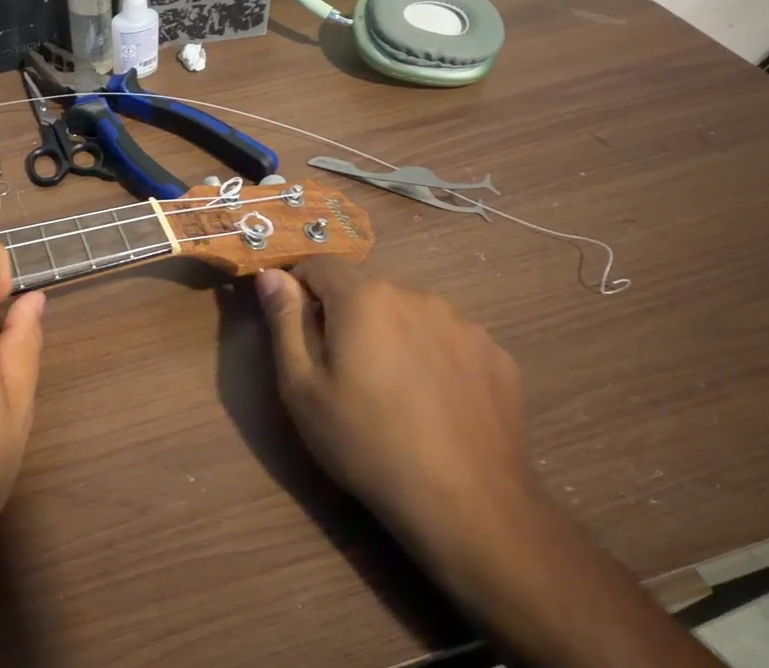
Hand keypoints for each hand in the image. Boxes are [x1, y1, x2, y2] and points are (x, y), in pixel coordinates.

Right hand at [254, 259, 532, 543]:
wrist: (466, 503)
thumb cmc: (365, 443)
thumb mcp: (301, 387)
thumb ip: (285, 321)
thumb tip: (271, 274)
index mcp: (365, 297)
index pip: (320, 264)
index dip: (300, 290)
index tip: (298, 332)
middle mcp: (418, 296)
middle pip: (368, 290)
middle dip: (347, 316)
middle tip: (342, 372)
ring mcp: (465, 325)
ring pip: (411, 314)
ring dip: (393, 335)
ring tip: (392, 392)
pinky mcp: (497, 357)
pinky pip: (449, 342)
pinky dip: (433, 358)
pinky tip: (434, 404)